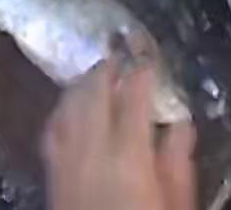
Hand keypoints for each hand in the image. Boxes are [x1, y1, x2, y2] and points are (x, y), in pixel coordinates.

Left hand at [43, 62, 196, 209]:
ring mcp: (66, 160)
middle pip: (96, 89)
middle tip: (123, 54)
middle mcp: (92, 148)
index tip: (149, 55)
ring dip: (85, 81)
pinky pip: (52, 127)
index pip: (134, 94)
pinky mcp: (50, 176)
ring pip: (70, 102)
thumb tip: (180, 121)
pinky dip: (63, 107)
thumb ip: (176, 165)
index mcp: (129, 156)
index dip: (142, 70)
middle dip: (110, 66)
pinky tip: (71, 104)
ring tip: (101, 72)